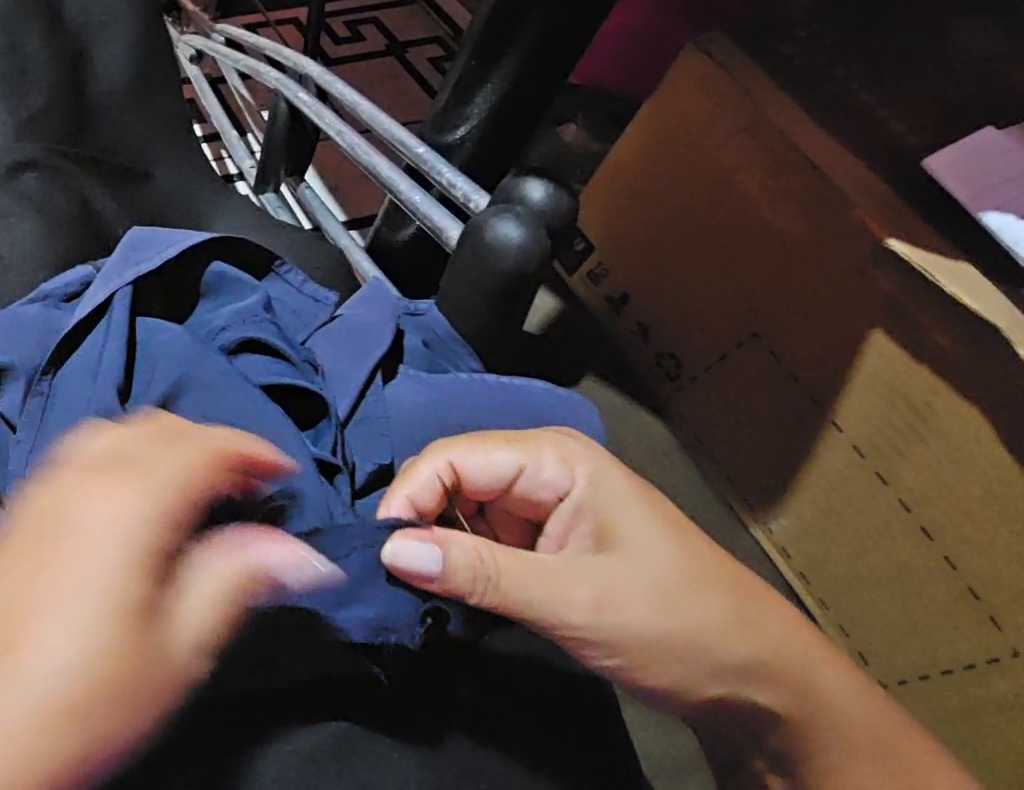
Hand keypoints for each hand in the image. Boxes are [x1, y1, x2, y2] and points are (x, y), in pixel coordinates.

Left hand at [0, 412, 343, 789]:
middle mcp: (82, 474)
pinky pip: (79, 451)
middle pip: (159, 427)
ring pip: (115, 430)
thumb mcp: (177, 649)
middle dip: (210, 444)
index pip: (203, 446)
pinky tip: (131, 497)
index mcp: (129, 500)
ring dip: (163, 443)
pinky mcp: (18, 507)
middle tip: (247, 487)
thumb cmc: (84, 699)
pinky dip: (120, 452)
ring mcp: (42, 486)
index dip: (252, 451)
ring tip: (194, 487)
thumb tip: (303, 551)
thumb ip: (236, 580)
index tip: (285, 474)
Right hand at [376, 428, 975, 787]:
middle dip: (420, 519)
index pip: (452, 458)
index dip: (410, 497)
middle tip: (395, 573)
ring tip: (424, 587)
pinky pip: (482, 538)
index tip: (383, 552)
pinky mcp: (544, 541)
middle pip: (451, 478)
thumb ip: (478, 572)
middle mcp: (542, 470)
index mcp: (553, 459)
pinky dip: (461, 562)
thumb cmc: (679, 628)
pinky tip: (456, 590)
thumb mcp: (573, 601)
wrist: (764, 688)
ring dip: (439, 544)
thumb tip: (389, 551)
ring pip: (461, 509)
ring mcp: (544, 505)